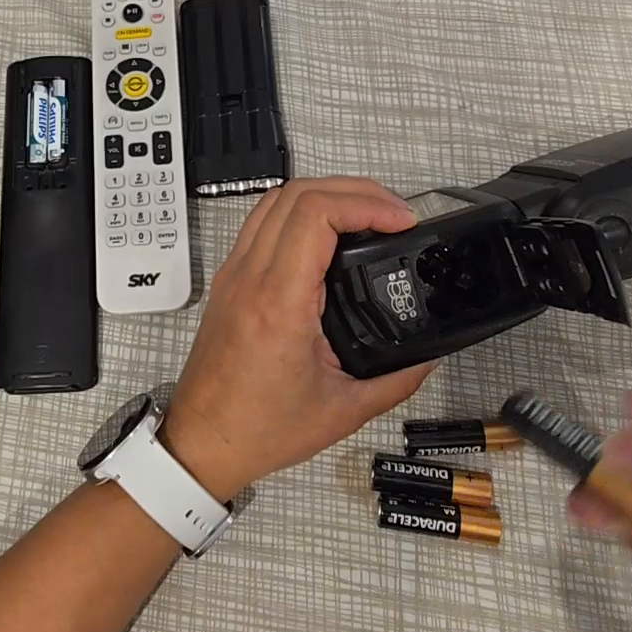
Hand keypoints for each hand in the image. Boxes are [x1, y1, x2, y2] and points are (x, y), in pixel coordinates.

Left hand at [162, 177, 437, 498]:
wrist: (203, 442)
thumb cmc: (255, 429)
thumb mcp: (343, 410)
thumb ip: (398, 380)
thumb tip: (429, 355)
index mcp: (278, 302)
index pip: (315, 213)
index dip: (366, 202)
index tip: (400, 220)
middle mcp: (249, 278)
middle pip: (297, 192)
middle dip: (355, 190)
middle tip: (394, 213)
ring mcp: (234, 274)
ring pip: (275, 199)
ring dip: (325, 194)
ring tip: (368, 216)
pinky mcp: (229, 281)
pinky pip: (262, 222)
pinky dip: (300, 212)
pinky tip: (330, 236)